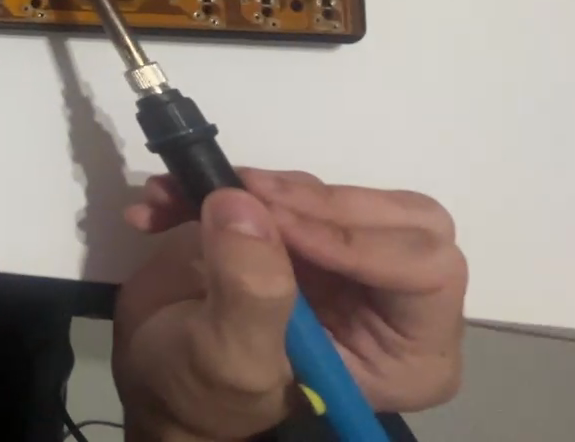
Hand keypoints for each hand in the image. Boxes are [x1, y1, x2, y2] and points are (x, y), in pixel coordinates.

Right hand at [113, 171, 465, 440]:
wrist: (154, 378)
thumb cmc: (205, 392)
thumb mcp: (230, 358)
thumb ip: (249, 291)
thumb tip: (242, 205)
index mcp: (402, 345)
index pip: (421, 267)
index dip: (349, 236)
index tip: (268, 221)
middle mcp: (377, 296)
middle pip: (392, 218)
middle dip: (309, 198)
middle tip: (239, 192)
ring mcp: (321, 259)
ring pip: (317, 193)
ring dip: (240, 185)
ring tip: (170, 198)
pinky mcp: (266, 231)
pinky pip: (251, 186)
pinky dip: (196, 182)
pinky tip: (155, 205)